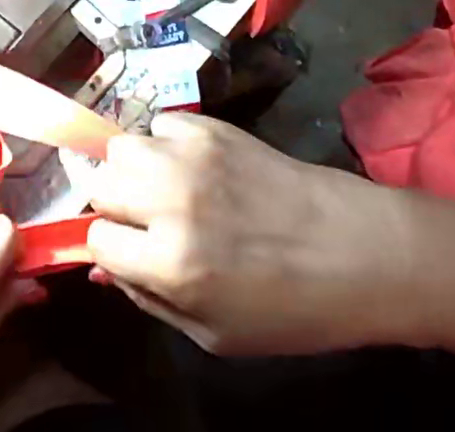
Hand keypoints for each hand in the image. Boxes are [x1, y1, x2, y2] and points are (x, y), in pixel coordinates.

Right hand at [84, 112, 429, 356]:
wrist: (357, 250)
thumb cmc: (289, 308)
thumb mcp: (214, 333)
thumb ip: (148, 297)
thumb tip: (101, 264)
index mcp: (171, 261)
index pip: (97, 239)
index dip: (111, 249)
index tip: (131, 251)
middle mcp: (171, 200)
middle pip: (102, 184)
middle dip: (115, 206)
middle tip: (145, 219)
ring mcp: (192, 156)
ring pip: (124, 146)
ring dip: (134, 168)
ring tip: (163, 186)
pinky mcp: (214, 128)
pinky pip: (162, 122)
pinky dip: (166, 142)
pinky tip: (193, 164)